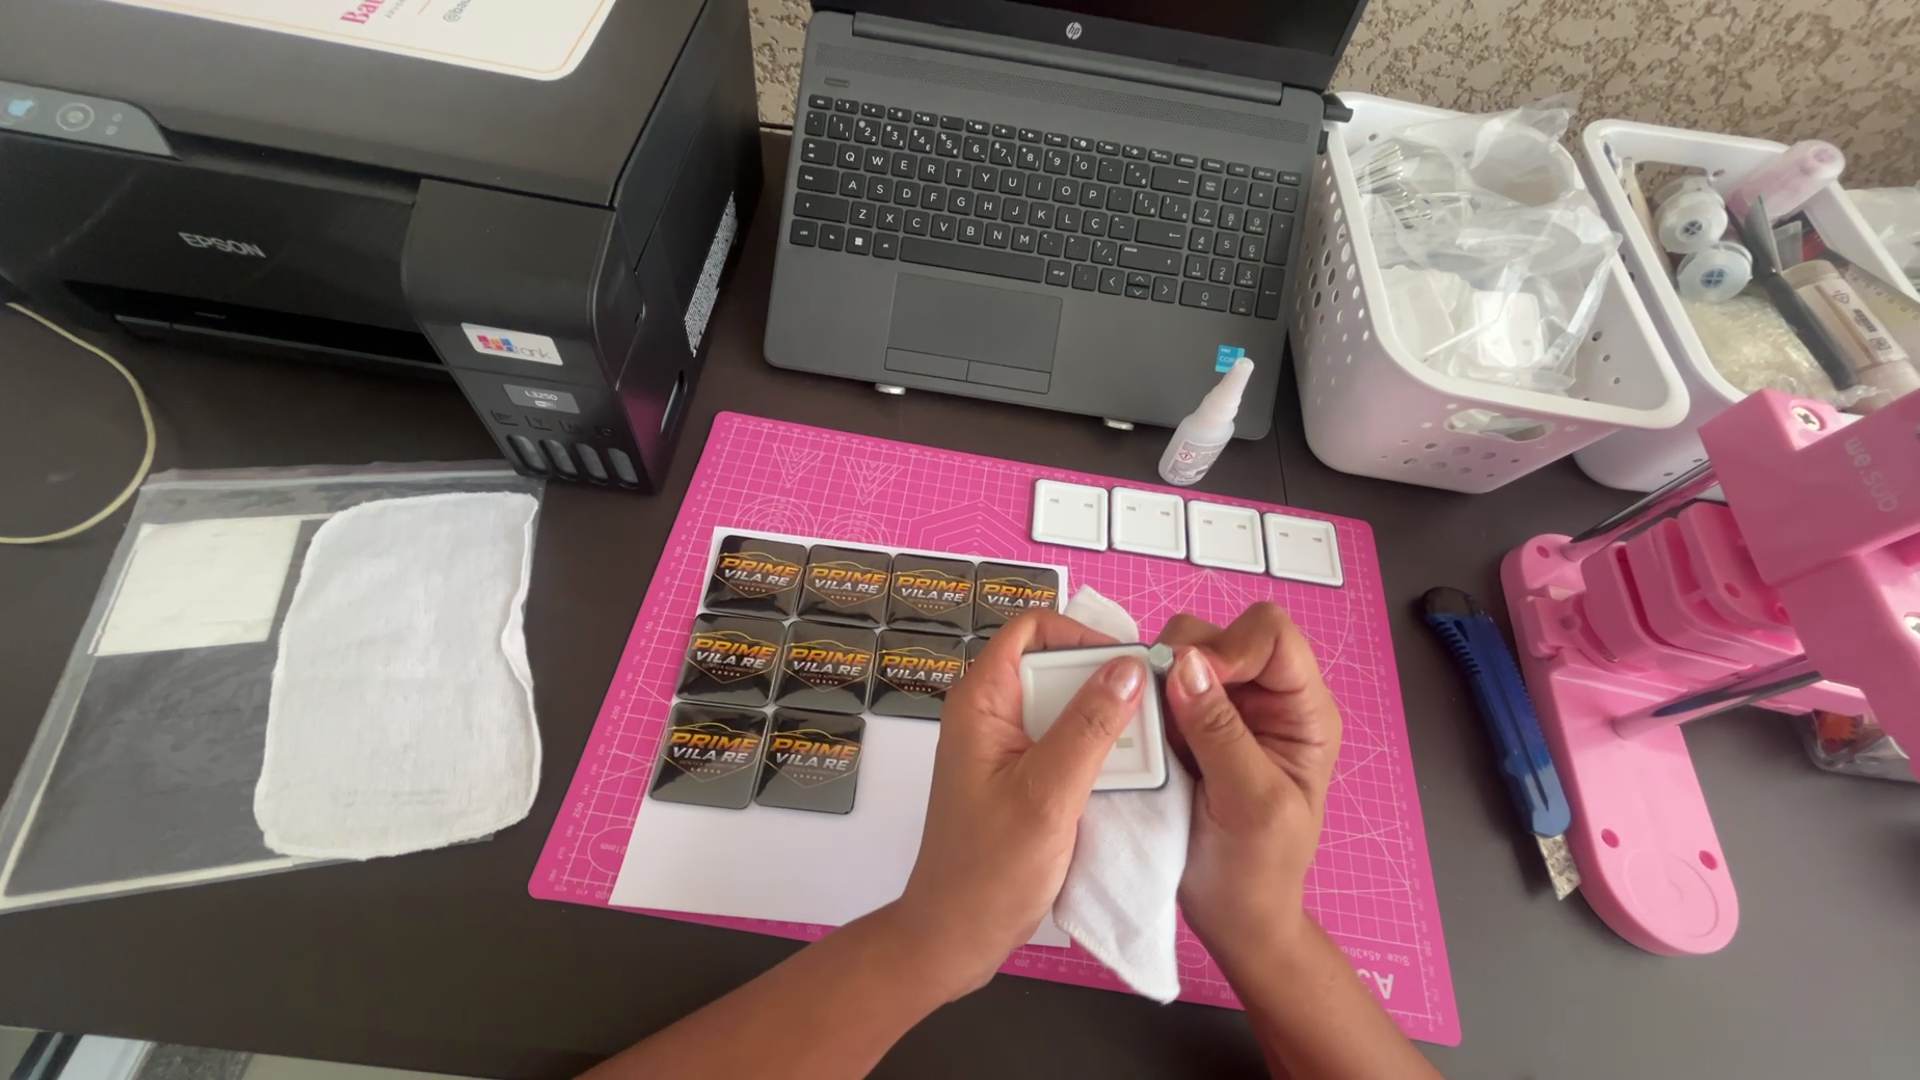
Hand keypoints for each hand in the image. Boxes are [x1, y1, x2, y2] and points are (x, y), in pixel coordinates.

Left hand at [890, 612, 1145, 998]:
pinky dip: (1095, 747)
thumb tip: (1129, 666)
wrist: (956, 936)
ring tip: (1148, 738)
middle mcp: (991, 712)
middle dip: (1101, 678)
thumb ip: (1089, 726)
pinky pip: (1063, 740)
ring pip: (1062, 704)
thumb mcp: (1047, 791)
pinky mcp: (1020, 774)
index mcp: (981, 699)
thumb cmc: (990, 867)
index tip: (1127, 662)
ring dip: (1104, 717)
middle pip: (1052, 665)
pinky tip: (1127, 768)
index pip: (1030, 630)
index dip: (1079, 634)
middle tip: (1151, 702)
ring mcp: (1005, 745)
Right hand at [1156, 603, 1341, 955]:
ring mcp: (1223, 708)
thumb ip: (1220, 731)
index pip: (1271, 636)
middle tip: (1164, 714)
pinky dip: (1144, 702)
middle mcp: (1264, 697)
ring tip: (1154, 734)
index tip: (1191, 684)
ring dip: (1159, 684)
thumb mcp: (1249, 803)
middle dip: (1184, 662)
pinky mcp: (1187, 723)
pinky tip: (1144, 738)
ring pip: (1181, 655)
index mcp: (1301, 710)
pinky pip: (1158, 686)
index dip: (1230, 646)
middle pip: (1219, 634)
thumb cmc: (1258, 868)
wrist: (1233, 915)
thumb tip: (1185, 664)